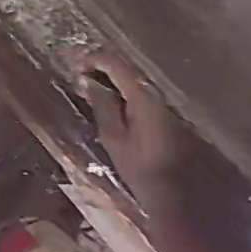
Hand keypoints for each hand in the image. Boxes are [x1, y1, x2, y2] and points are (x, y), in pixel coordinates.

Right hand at [74, 51, 194, 200]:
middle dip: (103, 67)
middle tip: (79, 73)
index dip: (95, 59)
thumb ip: (102, 105)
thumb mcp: (113, 137)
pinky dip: (123, 91)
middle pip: (129, 69)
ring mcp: (166, 103)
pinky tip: (110, 100)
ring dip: (113, 79)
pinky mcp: (168, 113)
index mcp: (143, 96)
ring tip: (90, 85)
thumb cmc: (139, 167)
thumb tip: (88, 81)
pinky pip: (141, 92)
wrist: (175, 192)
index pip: (118, 65)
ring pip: (135, 80)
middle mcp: (158, 94)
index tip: (75, 64)